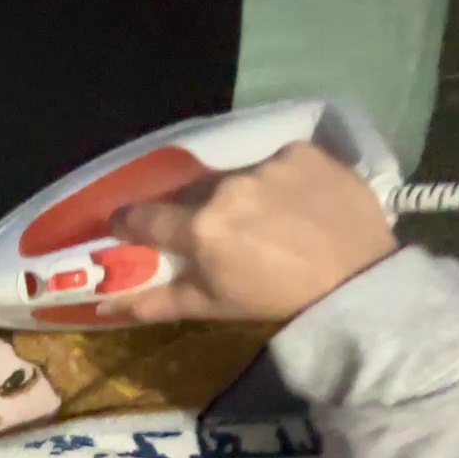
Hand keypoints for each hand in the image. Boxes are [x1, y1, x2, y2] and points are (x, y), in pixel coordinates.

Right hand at [102, 142, 397, 322]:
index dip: (130, 222)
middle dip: (190, 211)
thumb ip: (152, 302)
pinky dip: (273, 182)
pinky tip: (289, 204)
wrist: (354, 279)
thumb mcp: (207, 306)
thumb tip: (104, 304)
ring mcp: (267, 165)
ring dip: (234, 196)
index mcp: (199, 227)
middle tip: (207, 233)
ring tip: (256, 219)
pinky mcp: (303, 152)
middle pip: (190, 193)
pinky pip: (273, 164)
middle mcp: (227, 187)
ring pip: (232, 177)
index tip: (127, 227)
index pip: (144, 216)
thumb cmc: (271, 299)